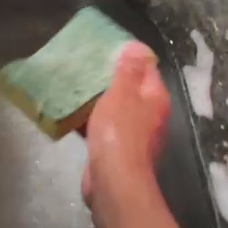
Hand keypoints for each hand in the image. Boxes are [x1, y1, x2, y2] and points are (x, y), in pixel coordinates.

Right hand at [81, 43, 170, 205]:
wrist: (113, 181)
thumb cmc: (119, 131)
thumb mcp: (122, 92)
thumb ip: (129, 69)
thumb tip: (137, 46)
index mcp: (156, 98)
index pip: (147, 68)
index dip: (129, 56)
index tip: (106, 46)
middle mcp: (150, 116)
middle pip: (131, 89)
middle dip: (110, 78)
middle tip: (87, 64)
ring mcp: (134, 136)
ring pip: (116, 109)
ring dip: (99, 99)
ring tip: (76, 84)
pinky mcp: (117, 151)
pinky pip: (103, 127)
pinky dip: (91, 119)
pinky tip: (72, 113)